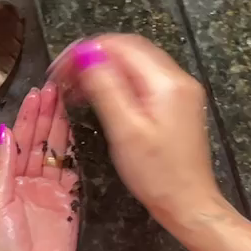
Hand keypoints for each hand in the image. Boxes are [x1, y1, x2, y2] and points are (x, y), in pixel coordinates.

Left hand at [0, 84, 80, 250]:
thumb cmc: (3, 248)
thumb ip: (5, 165)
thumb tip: (6, 132)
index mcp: (8, 180)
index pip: (21, 140)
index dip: (29, 116)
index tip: (37, 93)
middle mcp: (29, 182)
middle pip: (41, 141)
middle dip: (47, 114)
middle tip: (55, 89)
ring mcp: (51, 192)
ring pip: (57, 152)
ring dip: (61, 126)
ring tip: (66, 100)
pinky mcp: (70, 204)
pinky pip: (72, 172)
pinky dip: (74, 151)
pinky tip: (76, 130)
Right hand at [50, 34, 228, 228]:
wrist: (189, 205)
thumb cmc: (157, 174)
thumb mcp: (125, 130)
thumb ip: (106, 88)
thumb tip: (87, 54)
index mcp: (166, 82)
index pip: (122, 45)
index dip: (87, 49)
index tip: (61, 66)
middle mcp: (177, 78)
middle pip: (129, 49)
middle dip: (93, 56)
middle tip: (64, 75)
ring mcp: (179, 90)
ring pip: (135, 63)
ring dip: (104, 68)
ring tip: (76, 87)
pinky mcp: (176, 104)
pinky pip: (143, 79)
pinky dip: (118, 81)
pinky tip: (100, 95)